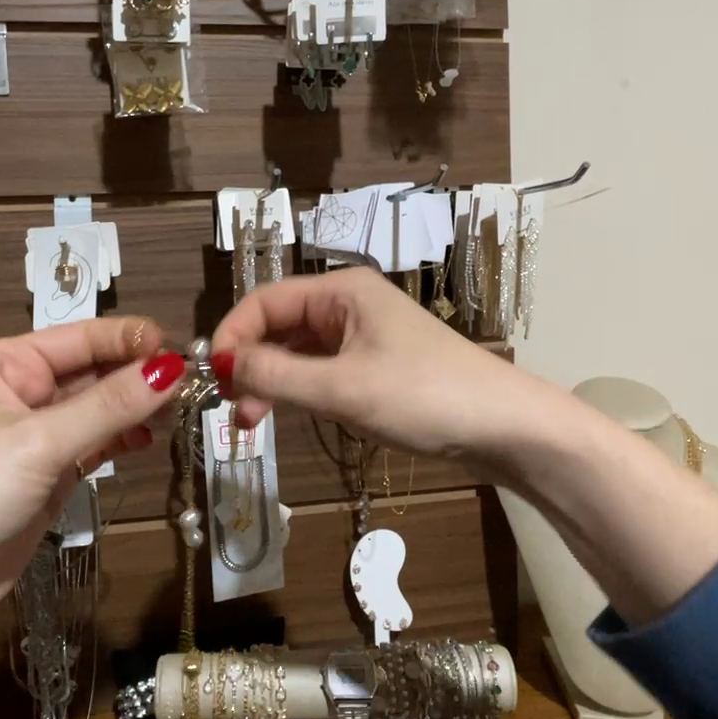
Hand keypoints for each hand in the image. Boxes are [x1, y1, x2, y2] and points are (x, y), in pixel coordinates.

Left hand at [0, 316, 188, 648]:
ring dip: (135, 410)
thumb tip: (172, 368)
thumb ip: (109, 406)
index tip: (182, 348)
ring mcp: (33, 440)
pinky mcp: (45, 480)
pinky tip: (148, 440)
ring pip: (97, 412)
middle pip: (92, 374)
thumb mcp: (39, 441)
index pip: (80, 339)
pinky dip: (120, 441)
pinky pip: (91, 448)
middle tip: (195, 384)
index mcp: (4, 364)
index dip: (130, 340)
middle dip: (138, 377)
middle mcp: (18, 393)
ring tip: (180, 411)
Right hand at [208, 269, 547, 471]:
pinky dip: (298, 391)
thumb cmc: (424, 396)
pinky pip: (321, 372)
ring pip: (298, 353)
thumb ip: (276, 375)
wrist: (503, 426)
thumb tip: (221, 365)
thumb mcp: (342, 388)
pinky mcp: (375, 367)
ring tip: (252, 423)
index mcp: (342, 292)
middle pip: (278, 327)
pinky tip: (287, 414)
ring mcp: (363, 337)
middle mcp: (349, 306)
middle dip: (250, 363)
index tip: (213, 378)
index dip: (233, 335)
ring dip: (271, 382)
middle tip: (231, 409)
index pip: (265, 301)